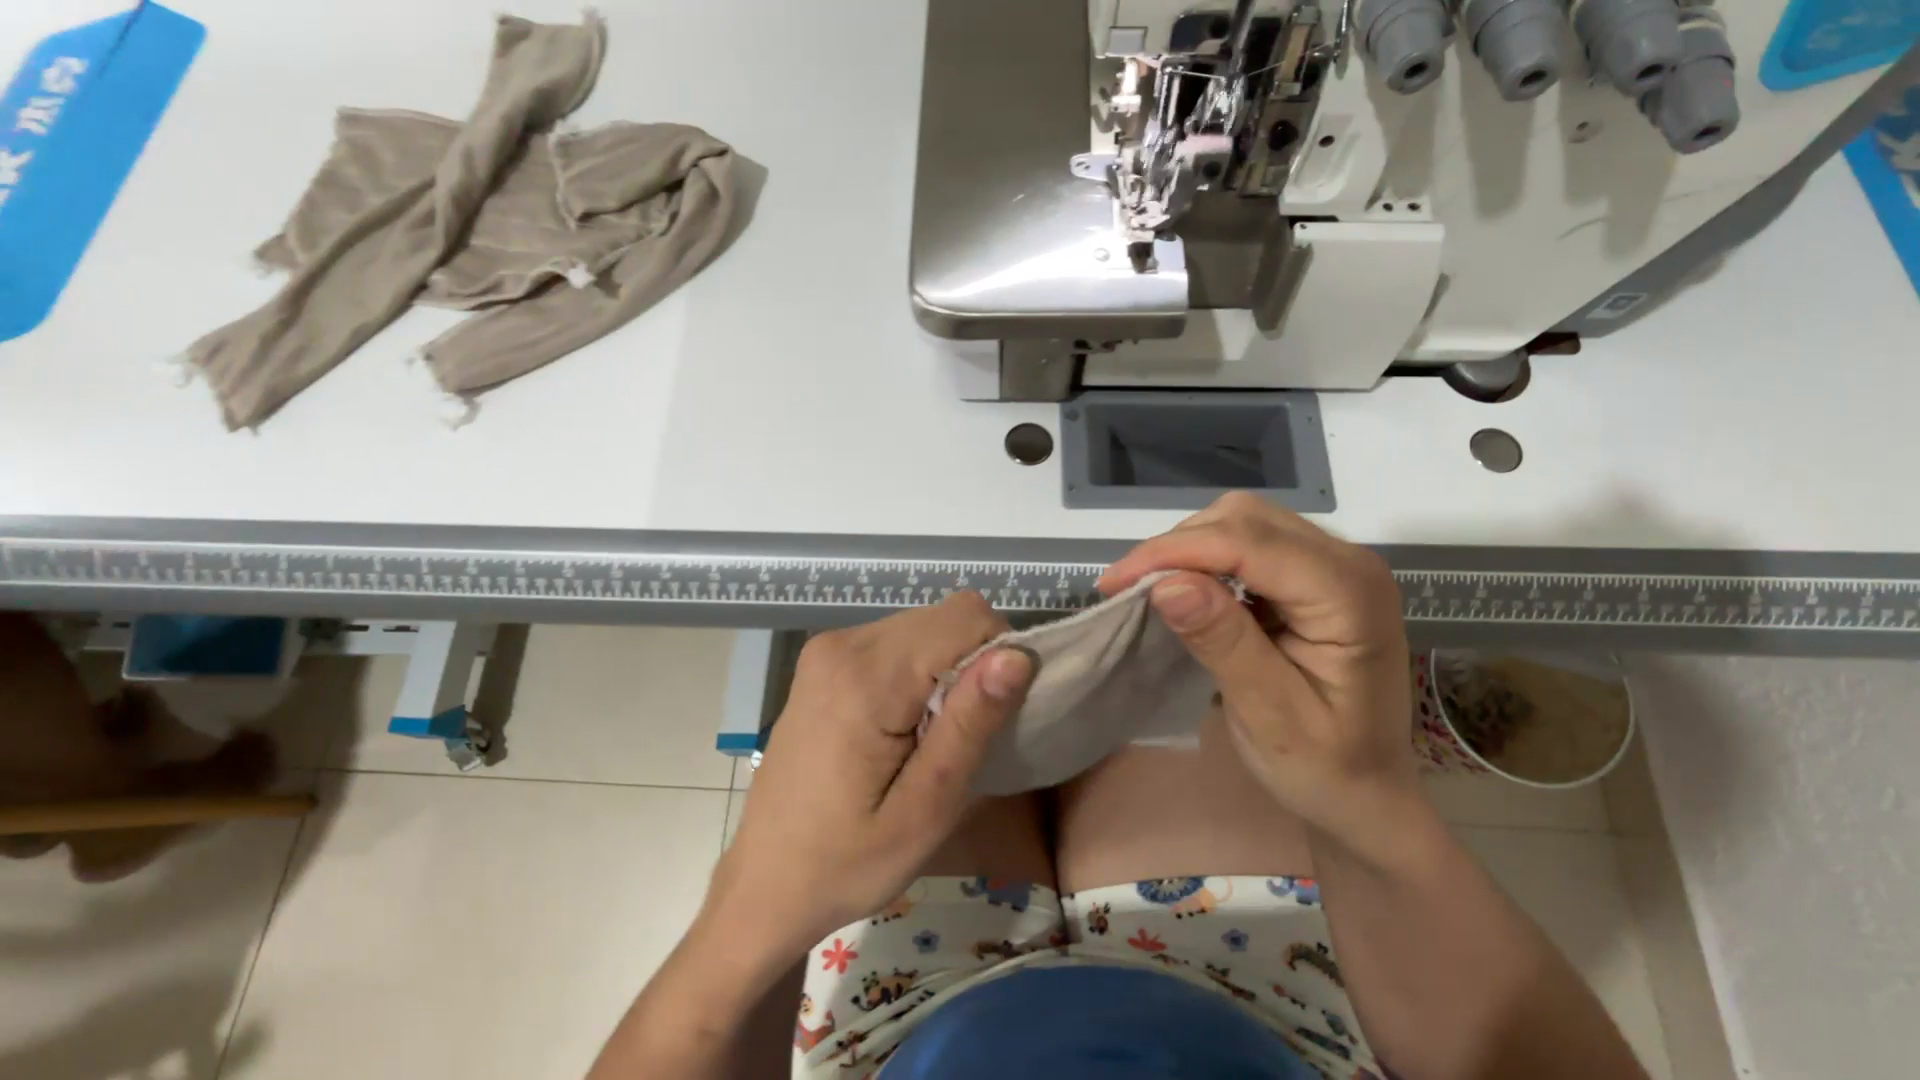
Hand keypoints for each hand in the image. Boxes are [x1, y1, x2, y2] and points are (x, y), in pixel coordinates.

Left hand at [709, 593, 1034, 950]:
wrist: (767, 882)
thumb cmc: (848, 862)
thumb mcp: (925, 810)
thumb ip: (969, 725)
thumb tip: (1017, 654)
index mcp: (867, 679)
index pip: (967, 618)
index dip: (1001, 657)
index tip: (996, 720)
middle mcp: (842, 645)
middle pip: (946, 618)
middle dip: (974, 666)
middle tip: (961, 740)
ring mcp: (827, 650)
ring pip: (924, 627)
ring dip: (946, 671)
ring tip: (932, 741)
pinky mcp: (823, 662)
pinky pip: (896, 643)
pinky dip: (918, 674)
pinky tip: (905, 730)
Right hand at [1099, 493, 1420, 849]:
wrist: (1368, 793)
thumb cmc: (1325, 767)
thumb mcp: (1270, 715)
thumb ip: (1225, 642)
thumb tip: (1168, 583)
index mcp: (1350, 595)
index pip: (1248, 544)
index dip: (1174, 552)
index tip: (1114, 583)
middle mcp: (1349, 563)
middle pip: (1246, 519)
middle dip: (1177, 546)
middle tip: (1127, 590)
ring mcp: (1336, 566)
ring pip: (1244, 523)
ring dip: (1190, 549)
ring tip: (1149, 591)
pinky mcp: (1316, 576)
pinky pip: (1252, 544)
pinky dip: (1208, 560)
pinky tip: (1187, 593)